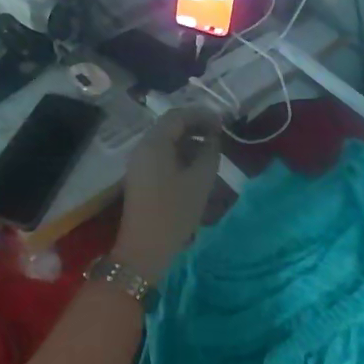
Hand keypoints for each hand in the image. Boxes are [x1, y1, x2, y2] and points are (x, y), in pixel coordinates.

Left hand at [114, 107, 222, 278]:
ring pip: (166, 142)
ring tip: (212, 152)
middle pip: (170, 126)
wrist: (145, 248)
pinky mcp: (141, 179)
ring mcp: (139, 164)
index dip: (202, 115)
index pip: (178, 115)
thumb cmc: (175, 211)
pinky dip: (181, 155)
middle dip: (196, 127)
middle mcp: (142, 148)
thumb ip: (210, 152)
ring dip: (189, 142)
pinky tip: (197, 168)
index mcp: (154, 143)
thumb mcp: (200, 180)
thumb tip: (213, 138)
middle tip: (220, 135)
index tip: (224, 124)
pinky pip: (162, 157)